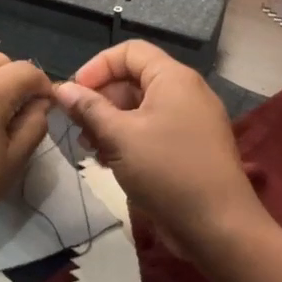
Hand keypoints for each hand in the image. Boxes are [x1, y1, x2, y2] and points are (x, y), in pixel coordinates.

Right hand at [53, 41, 271, 263]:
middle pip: (133, 79)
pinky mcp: (190, 148)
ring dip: (110, 122)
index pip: (129, 52)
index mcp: (173, 79)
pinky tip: (109, 162)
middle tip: (78, 126)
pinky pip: (153, 130)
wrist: (220, 229)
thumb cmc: (167, 171)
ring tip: (90, 148)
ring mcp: (191, 122)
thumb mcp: (119, 136)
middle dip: (100, 99)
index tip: (74, 93)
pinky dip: (128, 139)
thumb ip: (88, 108)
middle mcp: (186, 93)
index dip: (97, 67)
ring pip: (140, 108)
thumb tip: (61, 88)